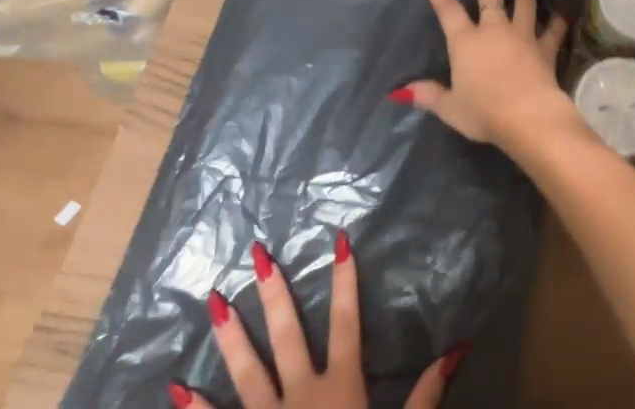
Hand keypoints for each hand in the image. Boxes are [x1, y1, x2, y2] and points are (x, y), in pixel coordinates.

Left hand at [172, 237, 461, 408]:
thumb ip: (427, 394)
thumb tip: (459, 346)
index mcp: (341, 388)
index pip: (345, 323)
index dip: (344, 282)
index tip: (338, 242)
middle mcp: (301, 395)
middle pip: (287, 335)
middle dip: (273, 294)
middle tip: (257, 255)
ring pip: (247, 371)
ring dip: (231, 336)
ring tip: (213, 301)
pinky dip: (194, 407)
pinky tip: (175, 386)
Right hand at [398, 0, 577, 154]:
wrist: (527, 115)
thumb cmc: (484, 112)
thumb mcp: (450, 108)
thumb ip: (429, 95)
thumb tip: (401, 91)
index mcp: (466, 42)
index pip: (449, 12)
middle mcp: (494, 31)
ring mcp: (522, 37)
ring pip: (524, 5)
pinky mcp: (545, 49)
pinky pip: (553, 31)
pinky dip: (559, 22)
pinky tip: (563, 13)